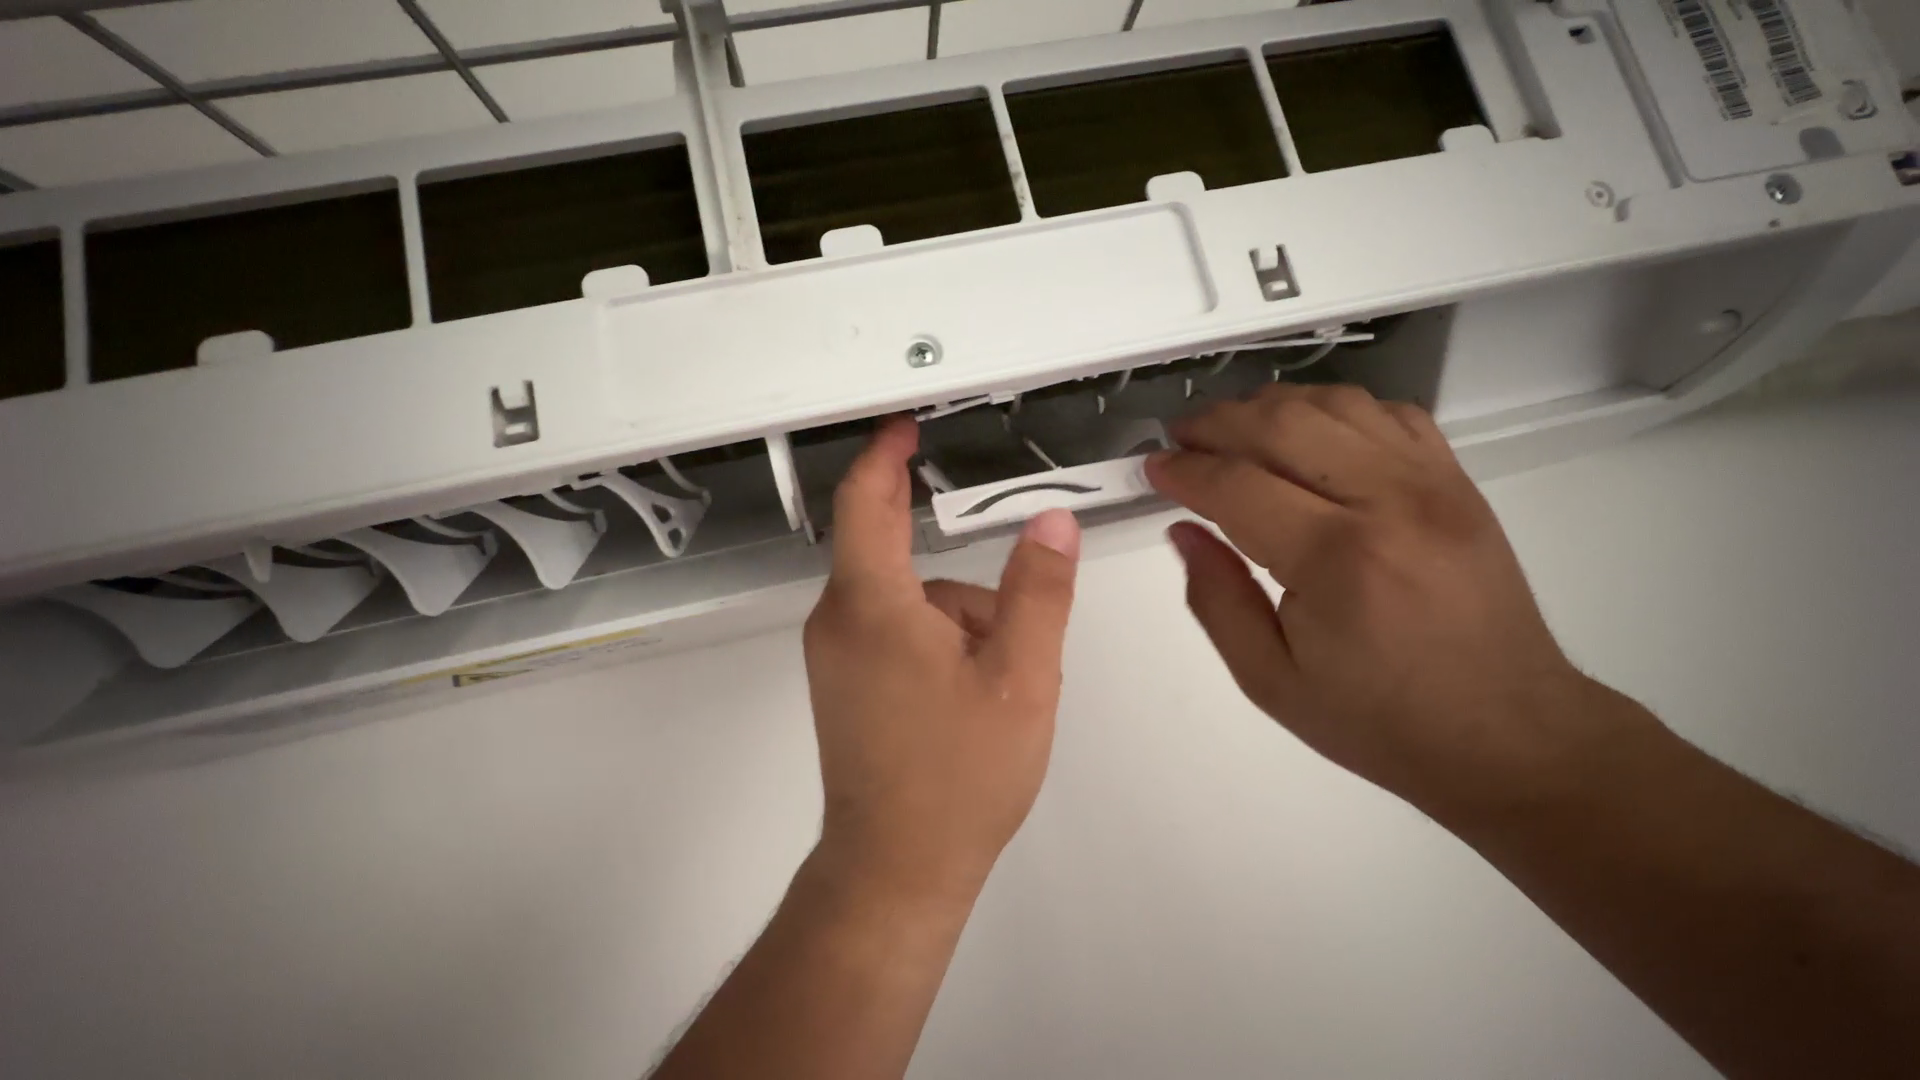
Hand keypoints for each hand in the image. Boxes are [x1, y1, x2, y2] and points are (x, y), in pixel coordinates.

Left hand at [803, 417, 1081, 900]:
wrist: (897, 866)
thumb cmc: (956, 779)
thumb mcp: (1022, 677)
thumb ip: (1039, 591)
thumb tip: (1051, 523)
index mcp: (872, 605)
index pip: (866, 500)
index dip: (885, 455)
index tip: (904, 427)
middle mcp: (839, 621)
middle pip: (892, 553)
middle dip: (955, 570)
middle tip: (1000, 600)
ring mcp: (835, 655)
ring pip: (903, 599)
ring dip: (957, 617)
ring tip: (998, 682)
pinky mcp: (844, 683)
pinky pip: (891, 630)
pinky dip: (935, 639)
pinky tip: (970, 695)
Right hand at [1147, 384, 1598, 820]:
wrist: (1506, 733)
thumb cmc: (1380, 719)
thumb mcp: (1271, 681)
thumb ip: (1217, 600)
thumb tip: (1184, 530)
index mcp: (1336, 561)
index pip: (1238, 485)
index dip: (1185, 470)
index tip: (1154, 468)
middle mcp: (1388, 503)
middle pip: (1284, 423)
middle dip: (1218, 423)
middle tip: (1183, 439)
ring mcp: (1432, 484)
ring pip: (1336, 404)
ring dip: (1272, 406)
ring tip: (1233, 428)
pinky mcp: (1458, 483)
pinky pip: (1390, 414)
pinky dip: (1337, 409)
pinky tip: (1309, 432)